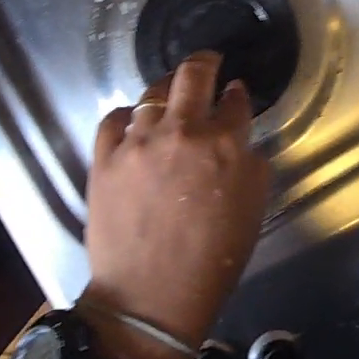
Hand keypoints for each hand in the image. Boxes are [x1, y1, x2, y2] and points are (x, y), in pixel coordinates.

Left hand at [82, 51, 271, 358]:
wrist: (151, 298)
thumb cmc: (213, 259)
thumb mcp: (253, 209)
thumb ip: (252, 164)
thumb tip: (241, 139)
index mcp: (224, 145)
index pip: (236, 101)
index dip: (238, 93)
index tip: (235, 92)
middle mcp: (182, 132)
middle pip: (193, 75)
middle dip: (204, 61)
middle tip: (208, 61)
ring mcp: (138, 142)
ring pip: (152, 92)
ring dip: (166, 89)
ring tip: (169, 94)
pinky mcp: (105, 158)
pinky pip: (113, 118)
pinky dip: (127, 115)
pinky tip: (133, 122)